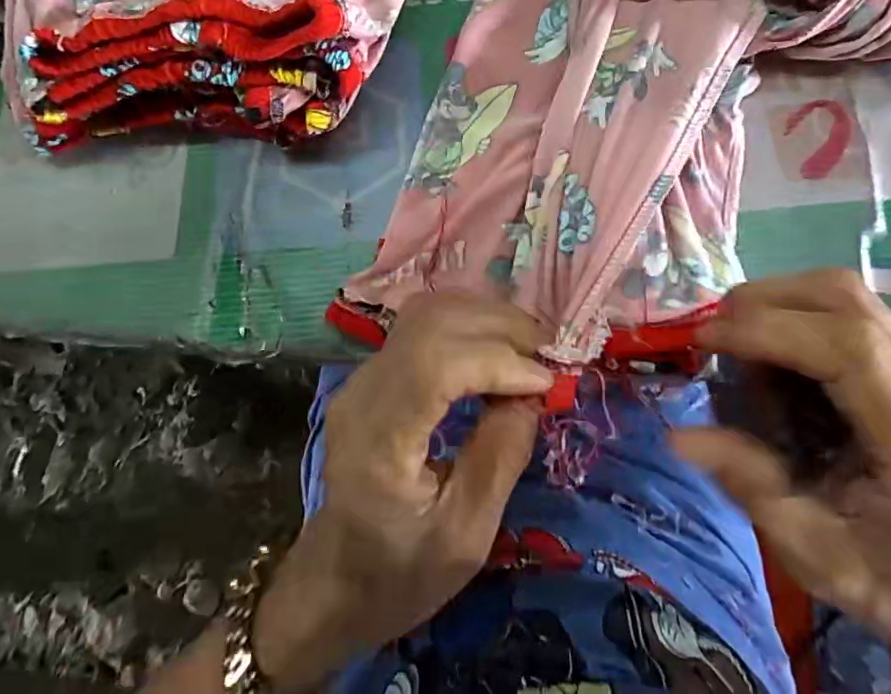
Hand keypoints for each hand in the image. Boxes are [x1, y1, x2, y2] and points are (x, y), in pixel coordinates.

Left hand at [253, 293, 553, 688]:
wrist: (338, 576)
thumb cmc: (401, 572)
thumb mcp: (466, 537)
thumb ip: (499, 459)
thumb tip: (533, 393)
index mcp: (378, 439)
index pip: (433, 363)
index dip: (496, 360)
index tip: (545, 382)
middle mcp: (362, 392)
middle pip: (430, 325)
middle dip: (499, 328)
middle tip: (552, 355)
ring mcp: (361, 377)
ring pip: (425, 315)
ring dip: (485, 319)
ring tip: (532, 349)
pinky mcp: (371, 375)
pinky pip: (421, 329)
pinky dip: (467, 327)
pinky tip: (498, 348)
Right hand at [673, 271, 890, 689]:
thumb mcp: (813, 556)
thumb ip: (749, 487)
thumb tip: (679, 434)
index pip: (852, 349)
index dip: (770, 330)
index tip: (707, 339)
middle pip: (852, 305)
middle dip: (767, 302)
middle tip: (715, 332)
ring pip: (855, 298)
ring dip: (782, 302)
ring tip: (741, 340)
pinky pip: (858, 316)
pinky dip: (801, 316)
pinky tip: (777, 356)